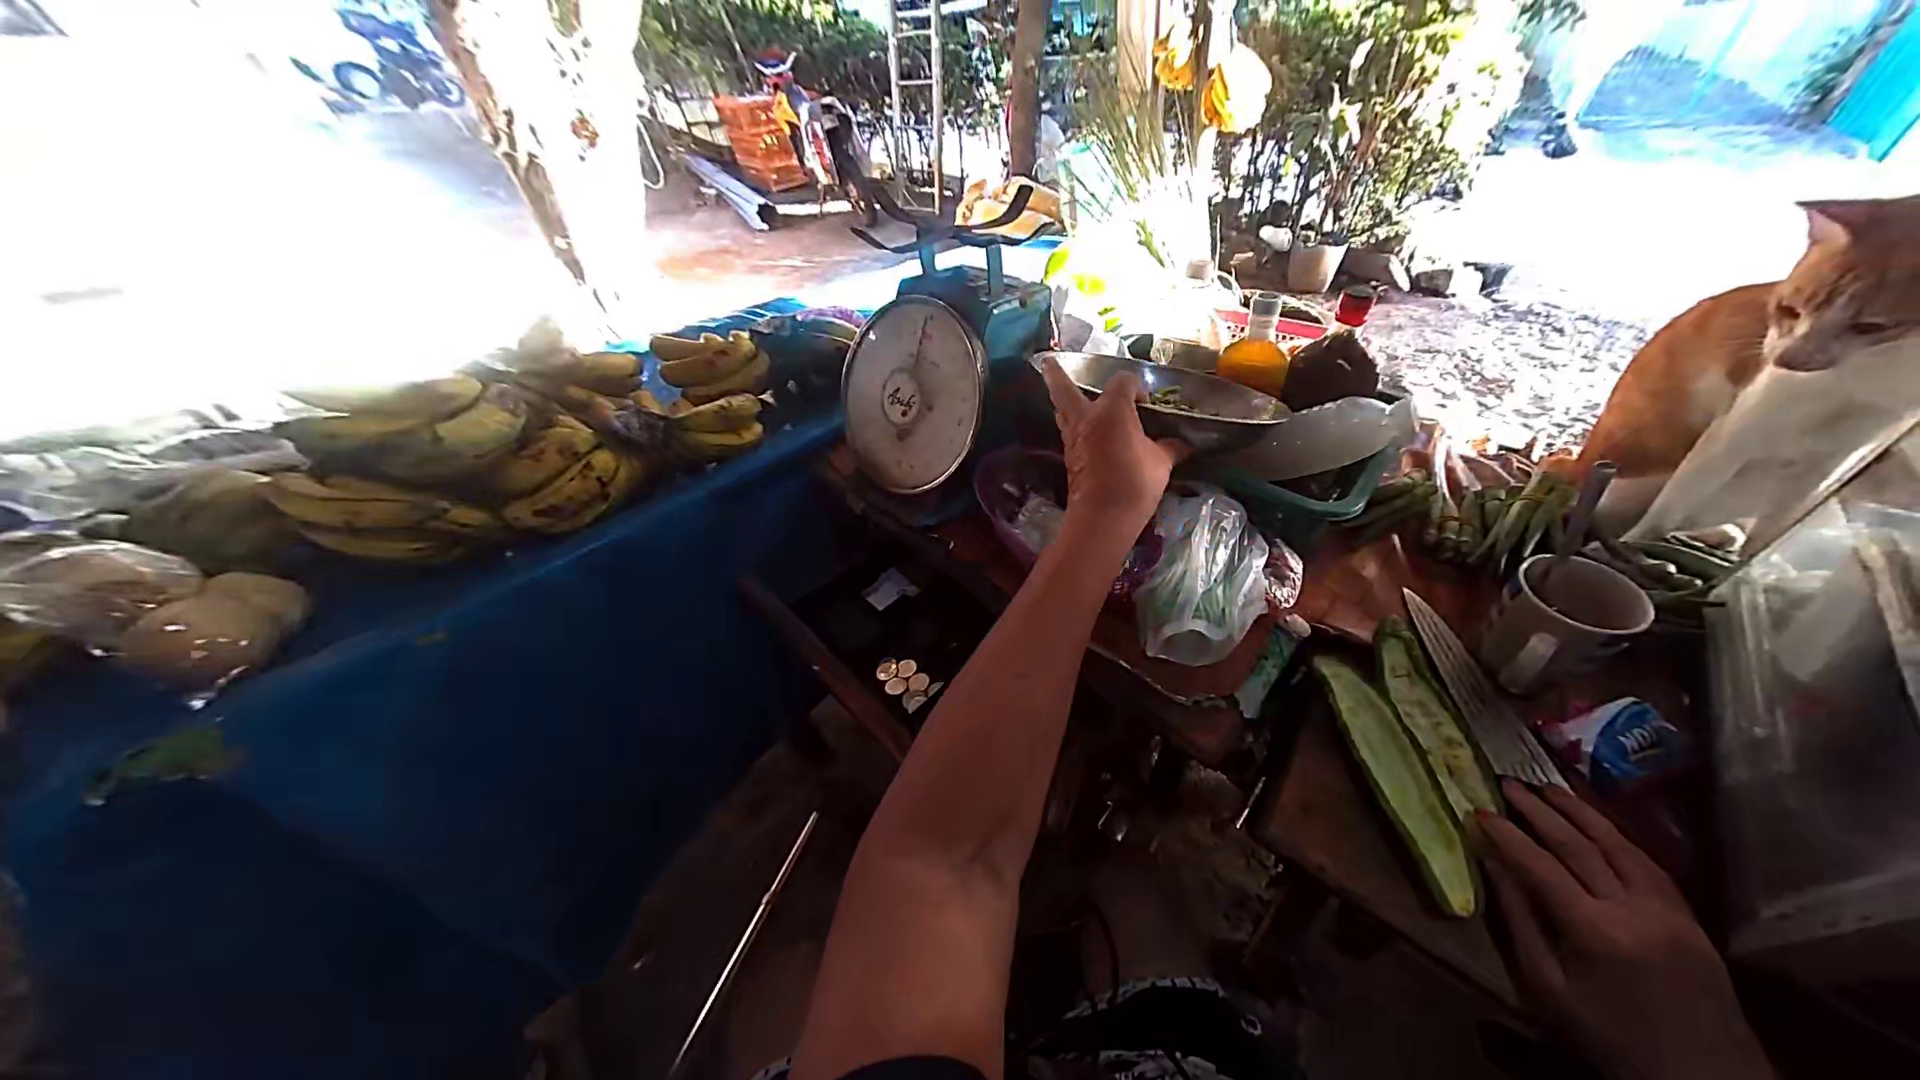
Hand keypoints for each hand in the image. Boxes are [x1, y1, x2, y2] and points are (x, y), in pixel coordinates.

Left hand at [1039, 356, 1189, 529]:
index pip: (1122, 381)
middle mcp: (1087, 418)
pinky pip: (1068, 431)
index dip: (1136, 386)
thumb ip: (1169, 447)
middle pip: (1065, 388)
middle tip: (1047, 361)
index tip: (1146, 403)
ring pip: (1062, 410)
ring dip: (1063, 401)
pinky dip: (1072, 424)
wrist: (1103, 516)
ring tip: (1065, 395)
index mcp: (1112, 410)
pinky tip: (1080, 429)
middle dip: (1056, 374)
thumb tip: (1181, 444)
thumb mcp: (1161, 462)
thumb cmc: (1135, 483)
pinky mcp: (1069, 457)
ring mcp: (1073, 438)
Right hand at [1479, 780, 1772, 1079]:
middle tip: (1508, 784)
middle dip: (1539, 812)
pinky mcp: (1691, 920)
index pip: (1539, 865)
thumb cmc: (1610, 1039)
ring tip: (1550, 788)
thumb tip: (1493, 866)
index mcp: (1595, 931)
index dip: (1505, 834)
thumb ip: (1519, 921)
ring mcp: (1670, 913)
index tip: (1478, 810)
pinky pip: (1650, 866)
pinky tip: (1598, 825)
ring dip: (1581, 813)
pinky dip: (1618, 838)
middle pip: (1580, 847)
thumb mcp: (1548, 988)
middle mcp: (1635, 911)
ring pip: (1620, 847)